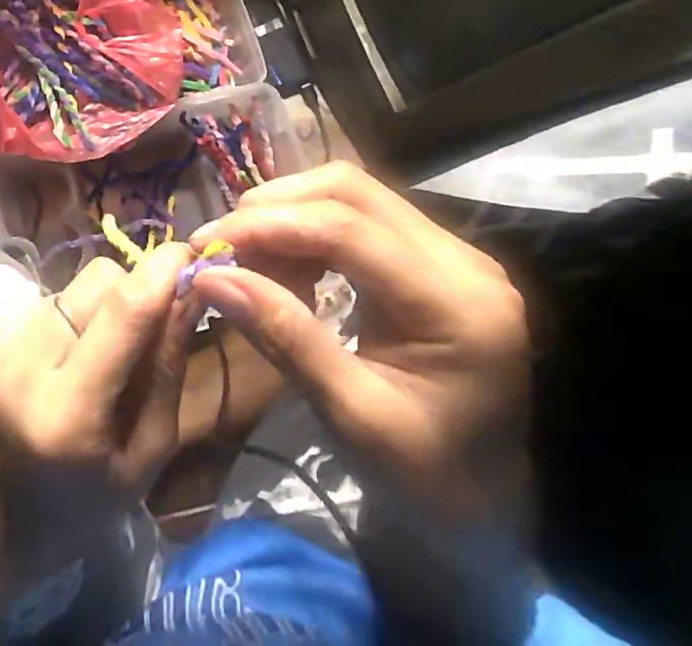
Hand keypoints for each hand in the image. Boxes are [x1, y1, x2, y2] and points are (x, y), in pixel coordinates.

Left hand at [0, 243, 198, 558]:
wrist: (16, 504)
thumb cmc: (97, 494)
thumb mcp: (152, 447)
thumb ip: (168, 365)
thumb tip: (191, 288)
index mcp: (66, 411)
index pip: (123, 314)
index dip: (162, 272)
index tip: (197, 253)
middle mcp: (23, 363)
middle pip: (103, 281)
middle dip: (140, 293)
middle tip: (153, 332)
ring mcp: (0, 340)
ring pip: (83, 281)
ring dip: (110, 304)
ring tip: (108, 353)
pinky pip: (61, 292)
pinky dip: (82, 313)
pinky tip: (76, 352)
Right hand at [190, 162, 529, 524]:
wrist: (486, 501)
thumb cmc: (423, 476)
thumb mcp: (350, 415)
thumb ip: (284, 337)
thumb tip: (210, 276)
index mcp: (457, 302)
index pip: (347, 229)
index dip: (268, 227)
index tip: (205, 245)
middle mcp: (463, 258)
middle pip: (352, 190)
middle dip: (275, 208)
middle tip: (221, 247)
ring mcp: (452, 252)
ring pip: (352, 194)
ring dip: (288, 216)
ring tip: (248, 261)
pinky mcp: (432, 258)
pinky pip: (359, 218)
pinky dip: (307, 233)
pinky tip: (284, 268)